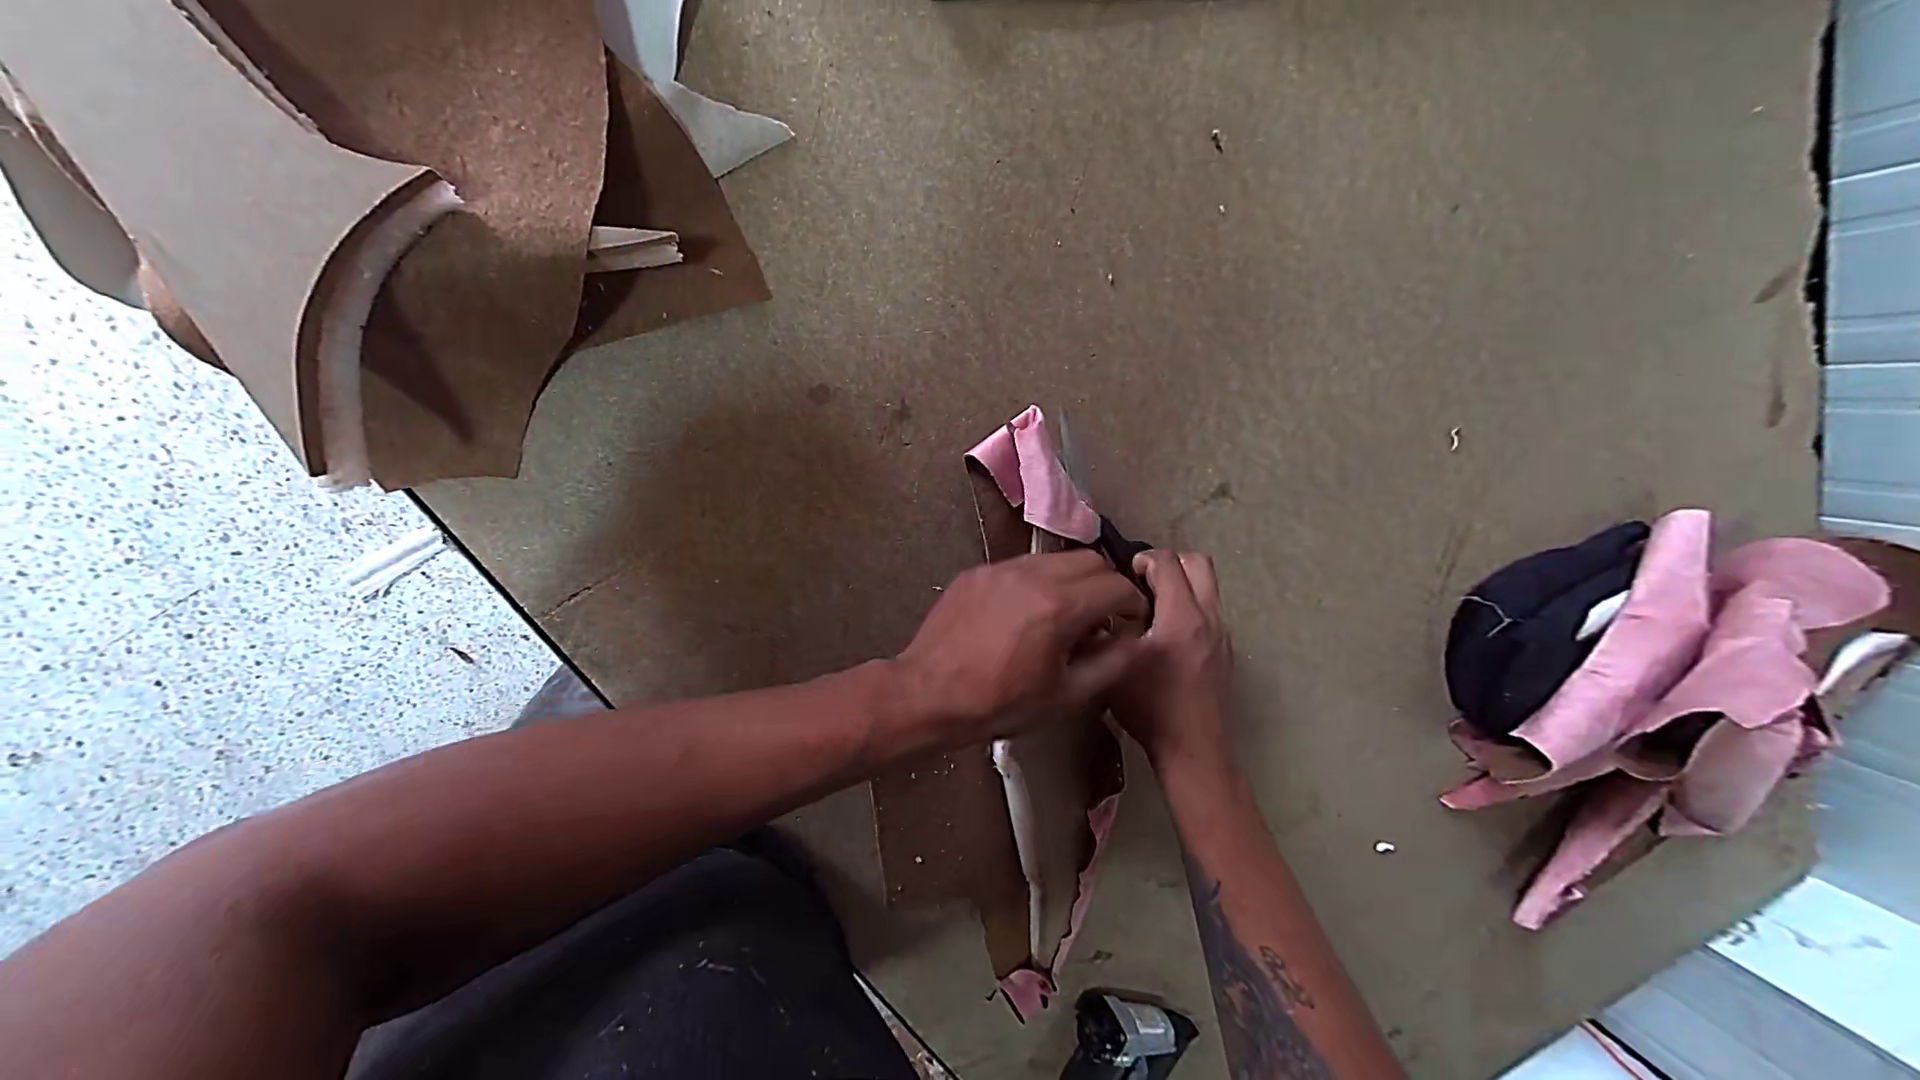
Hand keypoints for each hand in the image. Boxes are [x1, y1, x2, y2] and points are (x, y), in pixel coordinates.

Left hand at [889, 550, 1146, 749]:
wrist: (927, 694)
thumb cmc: (999, 703)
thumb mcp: (1066, 696)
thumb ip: (1112, 663)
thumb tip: (1133, 638)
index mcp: (1059, 606)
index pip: (1117, 585)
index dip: (1133, 605)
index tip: (1128, 623)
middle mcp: (1032, 575)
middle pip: (1091, 559)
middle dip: (1105, 586)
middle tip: (1098, 618)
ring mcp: (1001, 569)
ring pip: (1055, 559)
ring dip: (1071, 581)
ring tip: (1060, 616)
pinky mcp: (977, 572)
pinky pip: (1021, 566)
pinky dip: (1036, 583)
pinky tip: (1024, 614)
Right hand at [1110, 550, 1232, 765]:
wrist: (1192, 746)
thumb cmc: (1149, 706)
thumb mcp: (1114, 665)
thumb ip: (1104, 630)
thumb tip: (1096, 609)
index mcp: (1181, 616)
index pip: (1167, 562)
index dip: (1143, 558)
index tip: (1124, 574)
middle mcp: (1208, 617)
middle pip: (1198, 562)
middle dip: (1168, 562)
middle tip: (1142, 581)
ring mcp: (1222, 633)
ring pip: (1207, 586)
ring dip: (1180, 584)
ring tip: (1151, 606)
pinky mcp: (1224, 650)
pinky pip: (1209, 609)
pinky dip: (1188, 606)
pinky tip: (1165, 633)